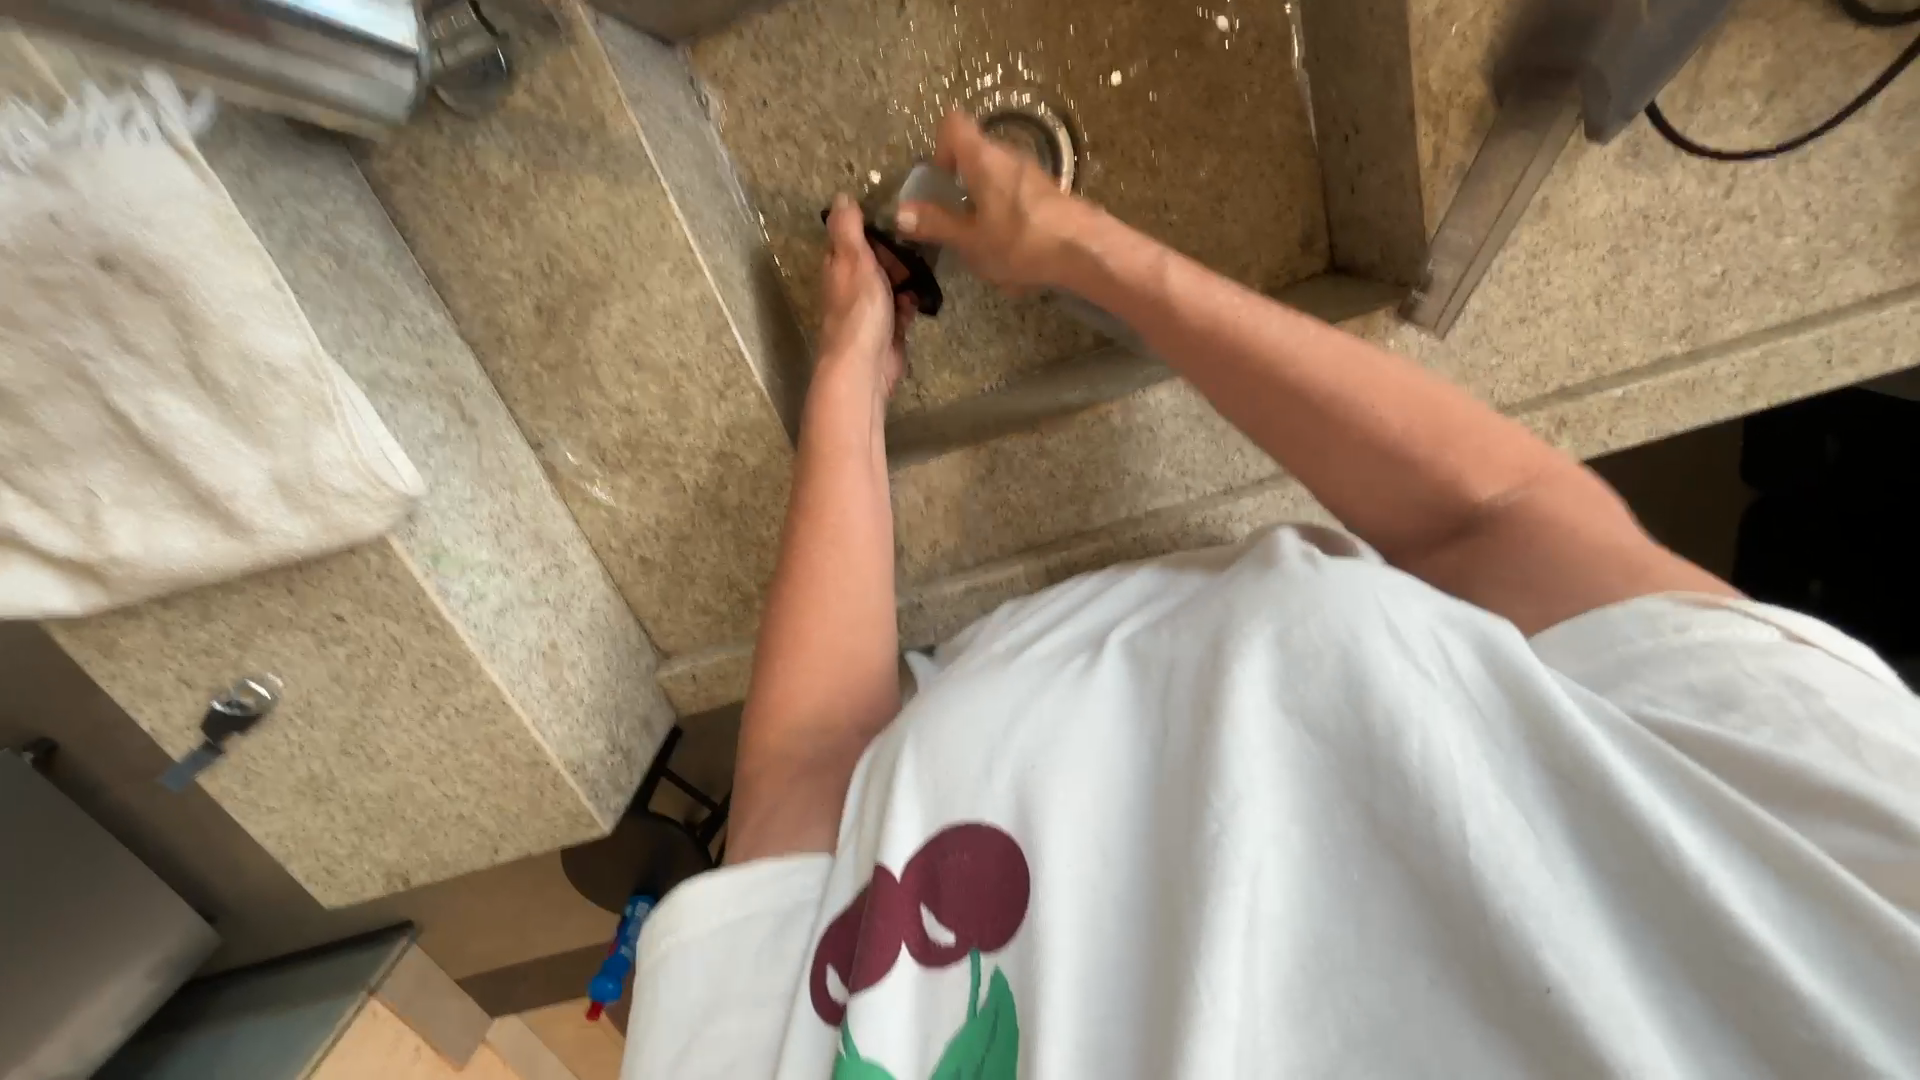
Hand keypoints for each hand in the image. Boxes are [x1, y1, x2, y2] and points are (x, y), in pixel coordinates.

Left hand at [818, 194, 910, 400]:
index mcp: (838, 265)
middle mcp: (853, 285)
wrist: (866, 365)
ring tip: (925, 271)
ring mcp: (871, 309)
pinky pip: (903, 309)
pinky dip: (911, 305)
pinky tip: (919, 303)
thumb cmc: (859, 310)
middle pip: (878, 260)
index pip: (855, 237)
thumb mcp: (853, 259)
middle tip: (921, 246)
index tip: (900, 219)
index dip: (875, 228)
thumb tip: (841, 196)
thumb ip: (848, 228)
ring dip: (908, 279)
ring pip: (894, 284)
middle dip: (898, 255)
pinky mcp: (889, 330)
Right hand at [894, 110, 1091, 293]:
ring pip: (996, 177)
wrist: (1084, 251)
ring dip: (984, 202)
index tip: (939, 181)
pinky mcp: (1048, 193)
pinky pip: (1016, 195)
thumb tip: (900, 212)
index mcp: (982, 158)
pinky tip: (1012, 247)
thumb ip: (936, 224)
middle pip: (975, 153)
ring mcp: (1032, 172)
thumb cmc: (1020, 242)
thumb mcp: (970, 240)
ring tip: (984, 239)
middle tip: (957, 220)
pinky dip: (1006, 214)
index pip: (952, 124)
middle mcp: (1007, 155)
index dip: (939, 147)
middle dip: (961, 184)